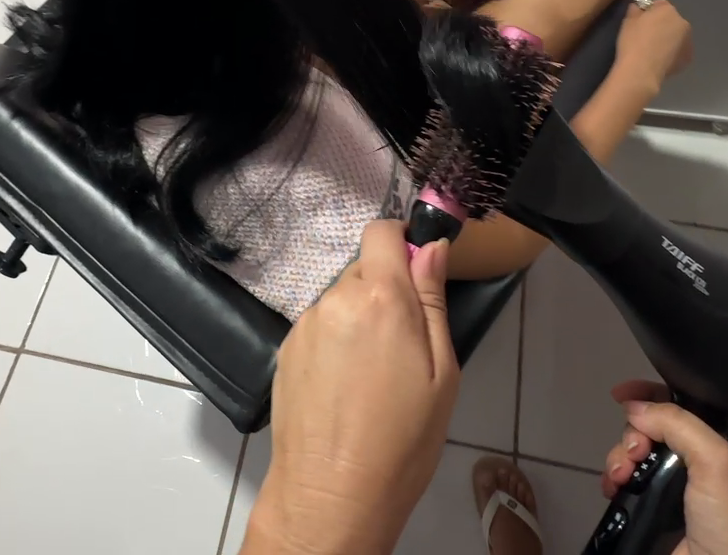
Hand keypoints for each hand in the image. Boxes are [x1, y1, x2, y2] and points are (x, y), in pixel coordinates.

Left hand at [242, 222, 458, 554]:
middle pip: (364, 270)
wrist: (331, 496)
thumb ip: (433, 299)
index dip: (399, 241)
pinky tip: (343, 385)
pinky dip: (334, 340)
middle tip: (401, 343)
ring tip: (370, 374)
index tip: (415, 270)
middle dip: (384, 291)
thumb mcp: (441, 371)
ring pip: (341, 300)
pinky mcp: (286, 348)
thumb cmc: (403, 439)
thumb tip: (432, 246)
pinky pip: (319, 326)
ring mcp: (306, 323)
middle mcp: (336, 297)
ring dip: (358, 317)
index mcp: (380, 297)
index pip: (381, 231)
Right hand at [602, 382, 727, 554]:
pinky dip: (612, 477)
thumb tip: (633, 407)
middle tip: (634, 454)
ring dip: (618, 456)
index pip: (679, 406)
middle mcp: (693, 464)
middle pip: (649, 428)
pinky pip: (624, 481)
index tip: (620, 394)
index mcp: (717, 448)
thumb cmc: (726, 522)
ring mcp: (670, 489)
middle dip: (632, 433)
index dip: (649, 395)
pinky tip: (611, 487)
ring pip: (633, 452)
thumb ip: (678, 423)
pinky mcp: (650, 510)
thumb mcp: (716, 462)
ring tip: (620, 477)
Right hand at [613, 0, 691, 95]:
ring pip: (677, 36)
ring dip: (668, 39)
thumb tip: (638, 8)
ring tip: (653, 51)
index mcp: (668, 10)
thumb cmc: (633, 42)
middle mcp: (683, 23)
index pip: (659, 4)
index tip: (639, 22)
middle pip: (671, 20)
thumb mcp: (627, 21)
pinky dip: (672, 54)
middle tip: (646, 37)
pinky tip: (659, 61)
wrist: (641, 70)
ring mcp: (688, 42)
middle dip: (661, 25)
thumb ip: (635, 10)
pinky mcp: (688, 59)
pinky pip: (679, 51)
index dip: (649, 12)